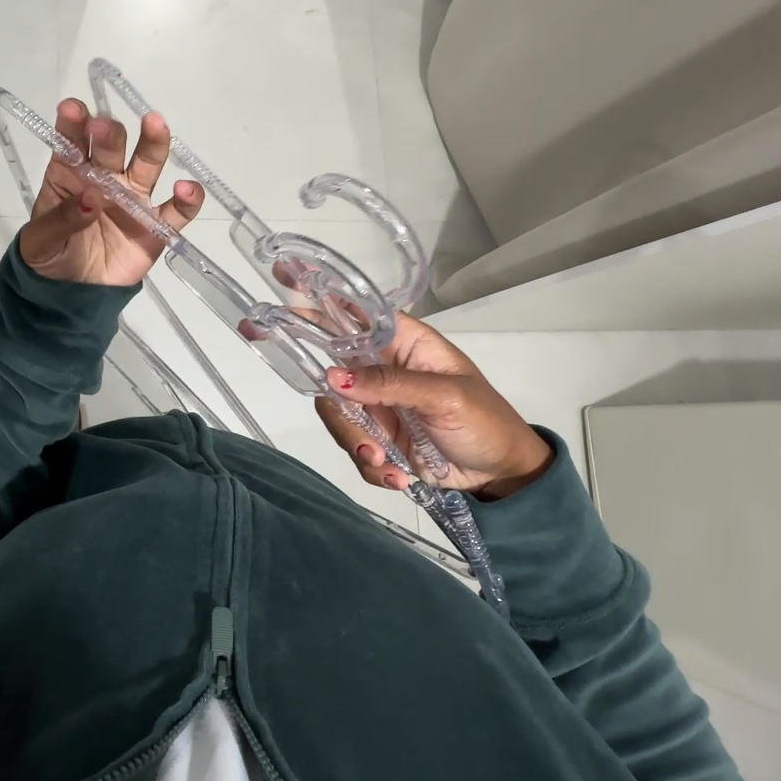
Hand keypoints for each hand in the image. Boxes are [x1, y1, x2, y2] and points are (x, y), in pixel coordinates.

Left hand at [19, 98, 204, 285]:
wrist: (72, 295)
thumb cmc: (50, 258)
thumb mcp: (40, 243)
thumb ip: (61, 219)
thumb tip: (91, 198)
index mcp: (71, 174)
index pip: (72, 143)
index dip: (73, 124)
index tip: (73, 110)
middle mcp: (106, 177)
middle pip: (112, 148)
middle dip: (110, 135)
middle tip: (104, 127)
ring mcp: (134, 199)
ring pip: (148, 165)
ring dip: (153, 143)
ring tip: (155, 124)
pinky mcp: (156, 226)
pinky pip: (177, 212)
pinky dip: (187, 200)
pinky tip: (187, 189)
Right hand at [314, 314, 552, 499]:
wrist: (503, 474)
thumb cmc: (485, 420)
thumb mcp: (446, 396)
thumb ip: (390, 384)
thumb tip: (332, 378)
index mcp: (400, 341)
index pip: (351, 313)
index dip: (314, 304)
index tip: (277, 302)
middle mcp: (379, 368)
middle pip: (330, 374)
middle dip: (341, 413)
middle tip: (364, 443)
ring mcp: (375, 404)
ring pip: (338, 416)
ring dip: (358, 445)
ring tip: (388, 466)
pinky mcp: (376, 438)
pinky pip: (353, 448)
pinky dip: (371, 468)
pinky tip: (398, 478)